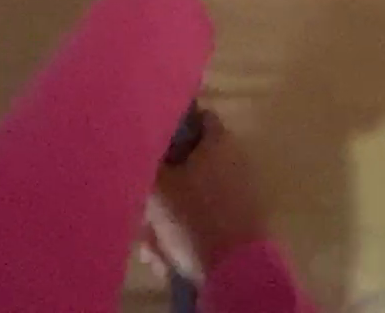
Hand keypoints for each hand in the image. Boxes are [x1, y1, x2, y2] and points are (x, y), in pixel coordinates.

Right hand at [155, 110, 271, 271]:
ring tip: (151, 237)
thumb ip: (149, 159)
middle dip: (167, 180)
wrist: (235, 268)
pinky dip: (187, 228)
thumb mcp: (159, 186)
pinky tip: (168, 251)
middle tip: (146, 200)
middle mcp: (234, 156)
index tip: (152, 143)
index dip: (173, 126)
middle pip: (193, 158)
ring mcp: (241, 187)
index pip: (196, 116)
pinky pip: (206, 214)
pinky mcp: (242, 217)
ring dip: (172, 211)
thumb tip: (142, 144)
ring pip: (195, 192)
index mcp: (219, 138)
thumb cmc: (194, 215)